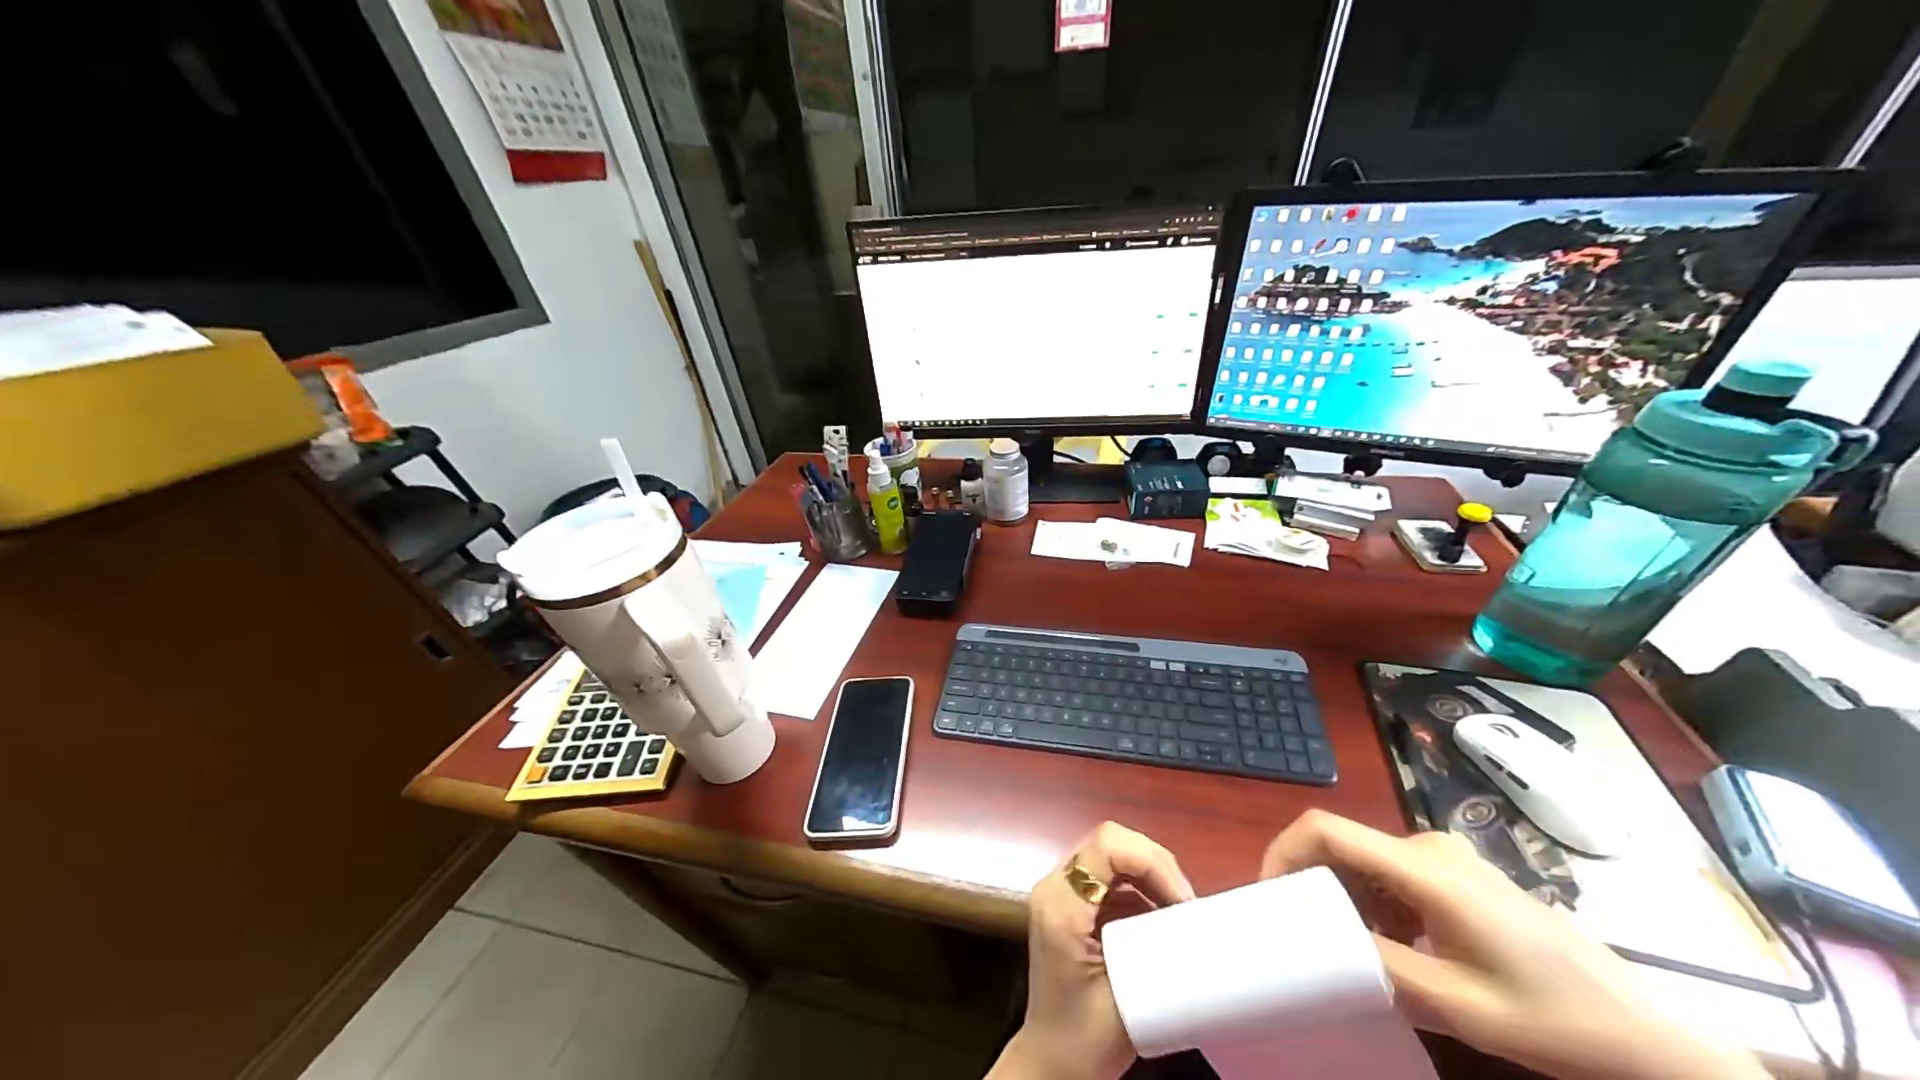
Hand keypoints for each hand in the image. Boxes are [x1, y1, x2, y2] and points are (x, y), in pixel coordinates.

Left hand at [987, 822, 1195, 1079]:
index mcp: (1060, 905)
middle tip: (1185, 905)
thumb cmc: (1086, 1037)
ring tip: (1178, 909)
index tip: (1182, 902)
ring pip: (1112, 854)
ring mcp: (1062, 893)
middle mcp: (1055, 887)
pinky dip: (1142, 887)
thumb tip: (1195, 919)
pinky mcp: (1074, 904)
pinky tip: (1161, 916)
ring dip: (1151, 874)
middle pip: (1110, 842)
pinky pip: (1111, 876)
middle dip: (1155, 865)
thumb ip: (1158, 948)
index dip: (1151, 862)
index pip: (1106, 847)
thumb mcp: (1129, 995)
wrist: (1053, 1062)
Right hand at [1260, 810, 1766, 1079]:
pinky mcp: (1458, 874)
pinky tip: (1391, 946)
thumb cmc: (1551, 1019)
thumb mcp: (1454, 1004)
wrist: (1642, 1032)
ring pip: (1363, 860)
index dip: (1284, 852)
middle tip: (1304, 935)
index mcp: (1426, 870)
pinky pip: (1391, 873)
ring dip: (1343, 898)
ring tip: (1348, 949)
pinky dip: (1372, 902)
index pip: (1327, 830)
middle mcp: (1429, 848)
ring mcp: (1446, 857)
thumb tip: (1317, 939)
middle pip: (1341, 845)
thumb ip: (1376, 962)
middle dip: (1312, 884)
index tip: (1269, 896)